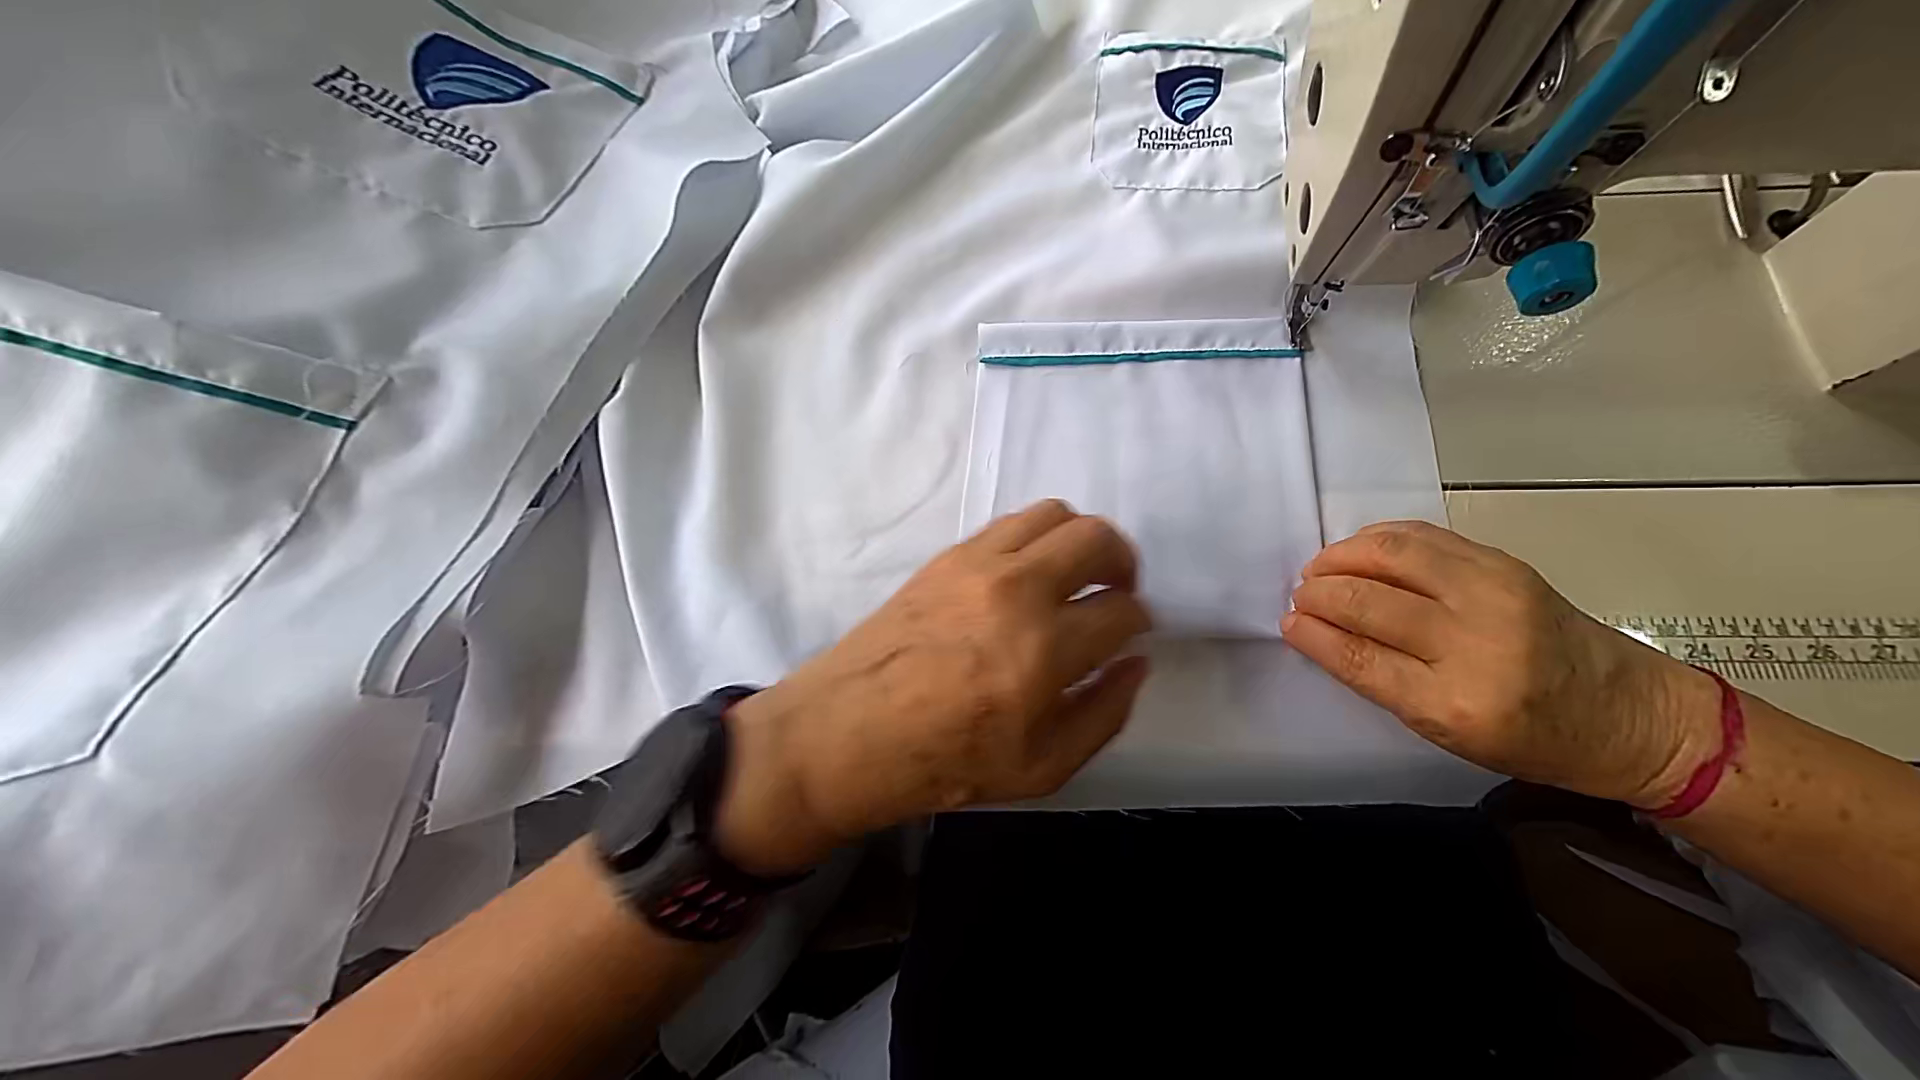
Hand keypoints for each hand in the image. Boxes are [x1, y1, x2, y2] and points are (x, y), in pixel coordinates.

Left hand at [715, 500, 1152, 873]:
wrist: (847, 731)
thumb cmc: (944, 761)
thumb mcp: (1042, 768)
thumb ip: (1103, 714)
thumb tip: (1135, 662)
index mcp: (1043, 651)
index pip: (1121, 611)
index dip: (1138, 620)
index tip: (1130, 630)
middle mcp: (1015, 591)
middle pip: (1097, 539)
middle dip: (1122, 562)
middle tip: (1116, 591)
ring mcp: (976, 564)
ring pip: (1054, 514)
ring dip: (1080, 540)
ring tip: (1076, 574)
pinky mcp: (945, 556)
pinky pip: (1009, 522)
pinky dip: (1036, 538)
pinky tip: (1028, 574)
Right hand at [1280, 521, 1720, 807]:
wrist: (1629, 714)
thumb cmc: (1530, 738)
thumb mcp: (1445, 730)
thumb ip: (1381, 678)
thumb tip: (1320, 632)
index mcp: (1457, 703)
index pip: (1360, 657)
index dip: (1313, 634)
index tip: (1288, 622)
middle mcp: (1477, 643)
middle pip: (1368, 602)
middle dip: (1318, 593)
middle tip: (1300, 595)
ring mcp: (1495, 594)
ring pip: (1390, 554)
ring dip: (1340, 556)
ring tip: (1321, 569)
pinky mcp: (1506, 564)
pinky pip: (1422, 536)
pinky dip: (1377, 539)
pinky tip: (1359, 552)